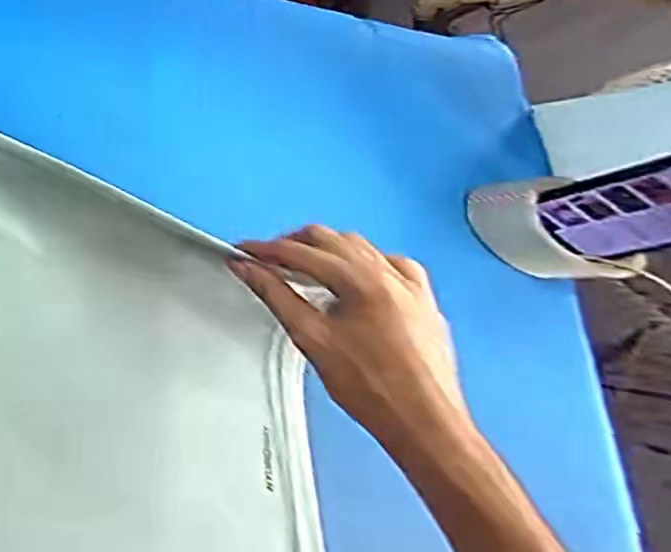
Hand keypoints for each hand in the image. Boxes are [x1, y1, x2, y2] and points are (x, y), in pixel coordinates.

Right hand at [232, 226, 469, 448]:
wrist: (428, 430)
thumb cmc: (372, 389)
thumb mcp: (310, 337)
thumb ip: (274, 293)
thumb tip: (246, 267)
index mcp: (363, 282)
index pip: (300, 252)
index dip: (264, 250)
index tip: (243, 252)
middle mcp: (391, 278)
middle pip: (329, 239)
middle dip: (292, 244)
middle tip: (267, 260)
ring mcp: (414, 291)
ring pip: (361, 246)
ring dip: (327, 249)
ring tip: (304, 267)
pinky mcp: (426, 306)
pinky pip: (395, 266)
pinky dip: (367, 263)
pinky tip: (355, 278)